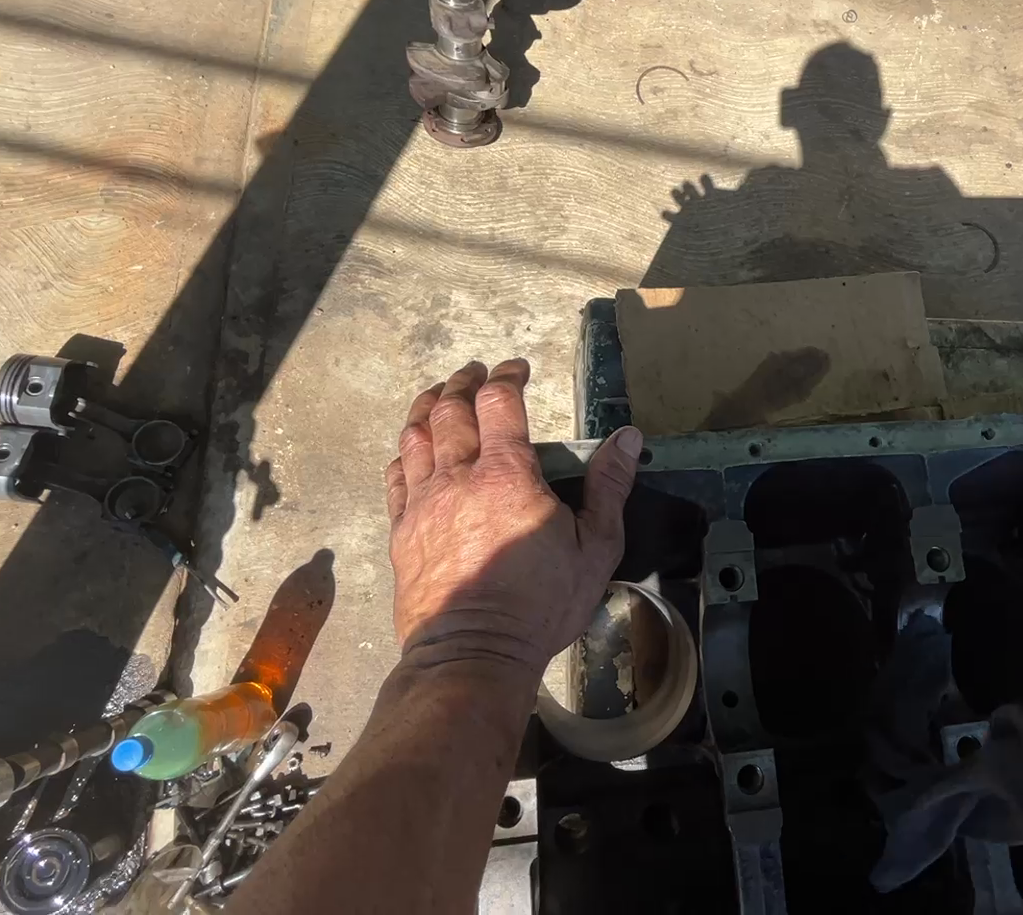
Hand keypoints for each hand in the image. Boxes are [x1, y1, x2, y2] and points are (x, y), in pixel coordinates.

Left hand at [383, 359, 642, 675]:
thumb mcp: (595, 547)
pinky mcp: (401, 530)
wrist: (472, 655)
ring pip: (416, 435)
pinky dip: (404, 451)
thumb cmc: (540, 603)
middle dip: (464, 382)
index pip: (501, 403)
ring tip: (438, 393)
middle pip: (452, 409)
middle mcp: (459, 476)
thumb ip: (609, 486)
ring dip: (428, 405)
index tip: (517, 367)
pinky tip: (411, 447)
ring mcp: (422, 502)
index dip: (509, 377)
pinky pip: (395, 476)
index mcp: (508, 473)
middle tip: (476, 371)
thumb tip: (628, 437)